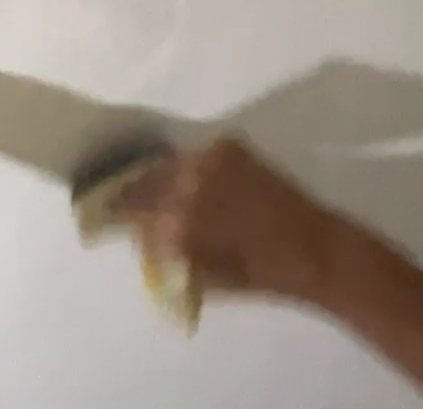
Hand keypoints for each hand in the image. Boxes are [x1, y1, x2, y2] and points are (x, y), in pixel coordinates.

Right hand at [115, 137, 343, 302]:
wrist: (314, 247)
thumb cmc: (260, 273)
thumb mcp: (205, 274)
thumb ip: (169, 250)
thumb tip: (143, 233)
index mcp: (179, 221)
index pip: (133, 208)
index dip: (119, 209)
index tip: (108, 209)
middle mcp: (188, 183)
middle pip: (146, 178)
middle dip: (135, 188)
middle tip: (128, 195)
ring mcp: (209, 159)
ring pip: (170, 163)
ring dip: (162, 174)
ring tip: (158, 184)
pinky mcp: (228, 146)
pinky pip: (197, 154)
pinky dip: (191, 164)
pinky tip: (193, 175)